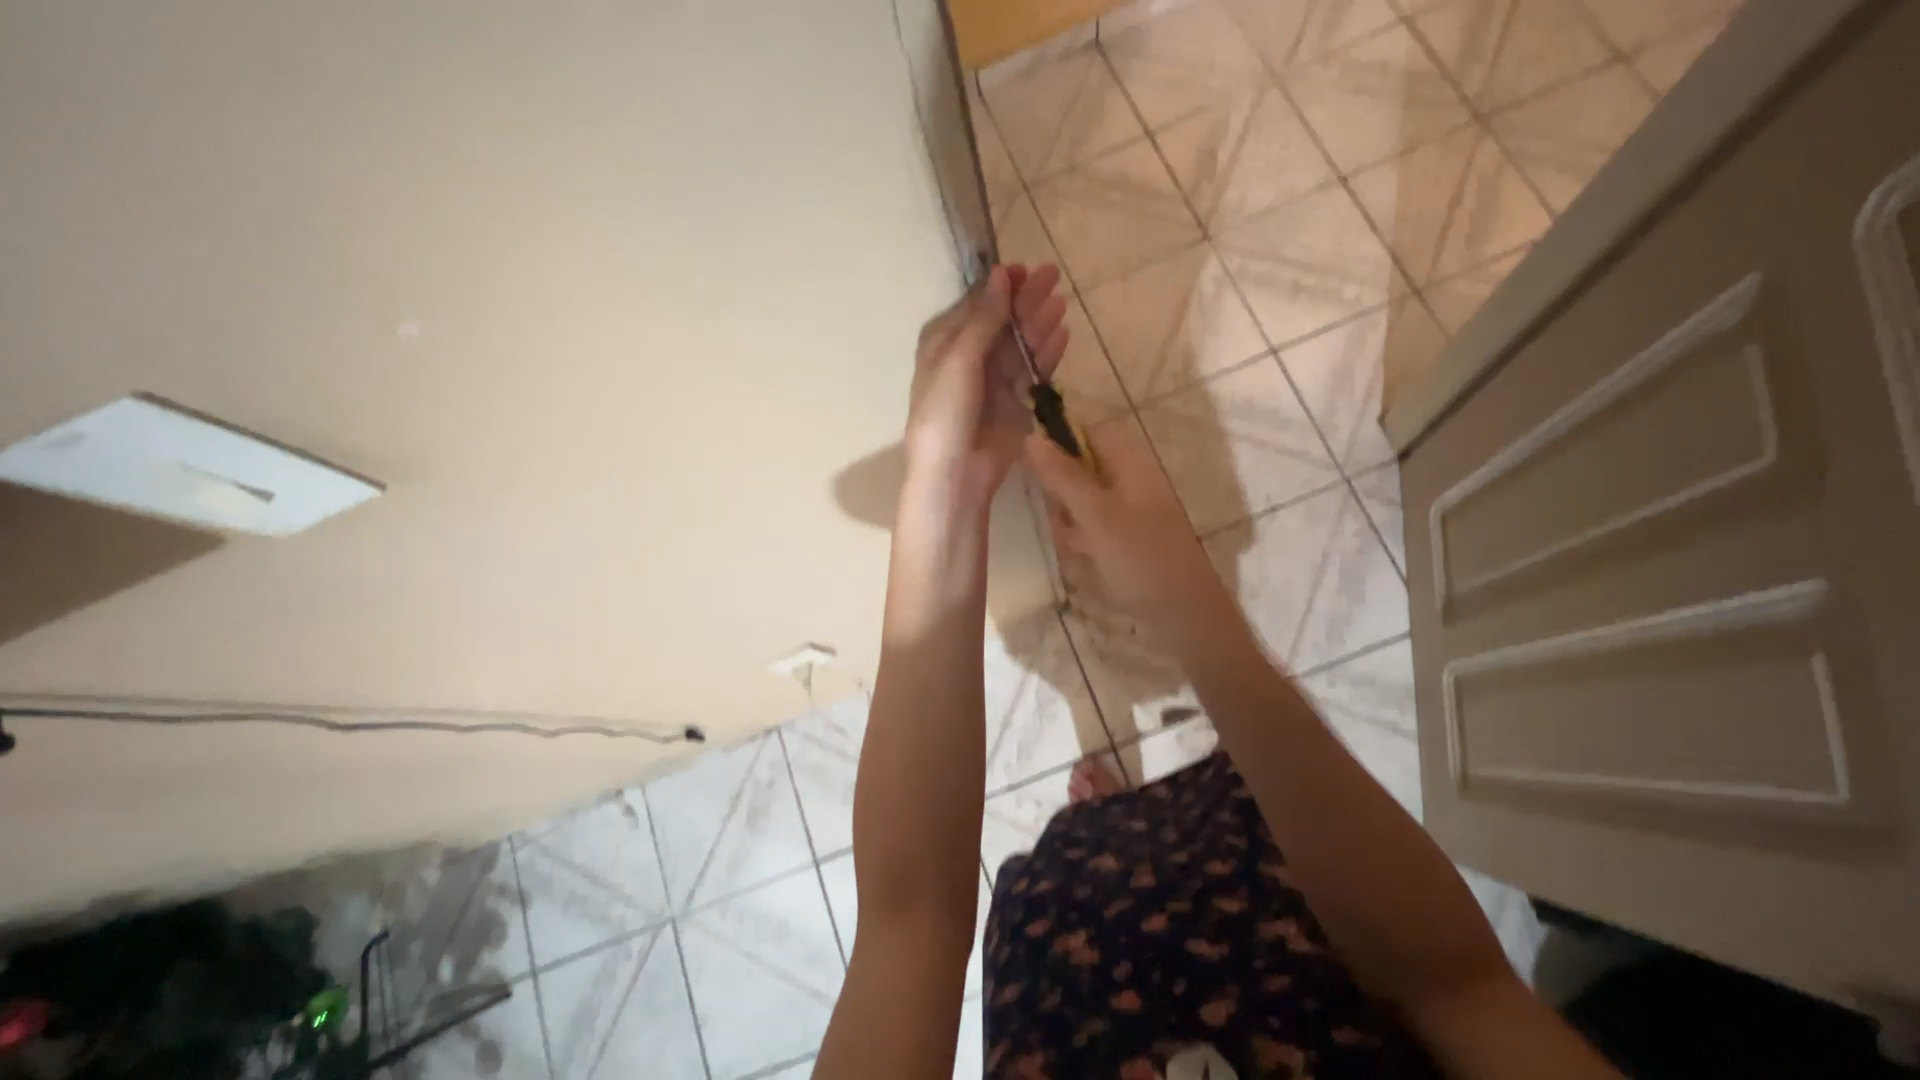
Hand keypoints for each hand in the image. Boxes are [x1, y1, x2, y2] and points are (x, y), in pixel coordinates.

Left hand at [903, 264, 1068, 514]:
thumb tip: (1001, 274)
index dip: (999, 287)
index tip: (1025, 267)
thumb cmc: (945, 413)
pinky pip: (1034, 370)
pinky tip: (1063, 333)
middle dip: (1026, 299)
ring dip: (1039, 322)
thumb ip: (983, 319)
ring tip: (1061, 301)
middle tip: (1054, 275)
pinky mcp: (1015, 402)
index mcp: (944, 345)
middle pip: (1002, 322)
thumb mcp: (958, 360)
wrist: (955, 474)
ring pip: (1020, 344)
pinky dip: (1047, 353)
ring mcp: (994, 381)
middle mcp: (969, 359)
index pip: (975, 306)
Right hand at [1023, 424, 1252, 660]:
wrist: (1183, 616)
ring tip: (1085, 555)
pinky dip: (1086, 551)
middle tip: (1069, 527)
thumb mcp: (1095, 515)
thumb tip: (1029, 437)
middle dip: (1063, 503)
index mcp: (1129, 464)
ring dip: (1072, 532)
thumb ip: (1062, 476)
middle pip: (1076, 475)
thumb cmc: (1141, 558)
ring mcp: (1128, 514)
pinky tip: (1093, 571)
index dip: (1057, 447)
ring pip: (1079, 511)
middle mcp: (1129, 482)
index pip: (1084, 434)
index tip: (1037, 474)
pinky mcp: (1125, 543)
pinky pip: (1090, 537)